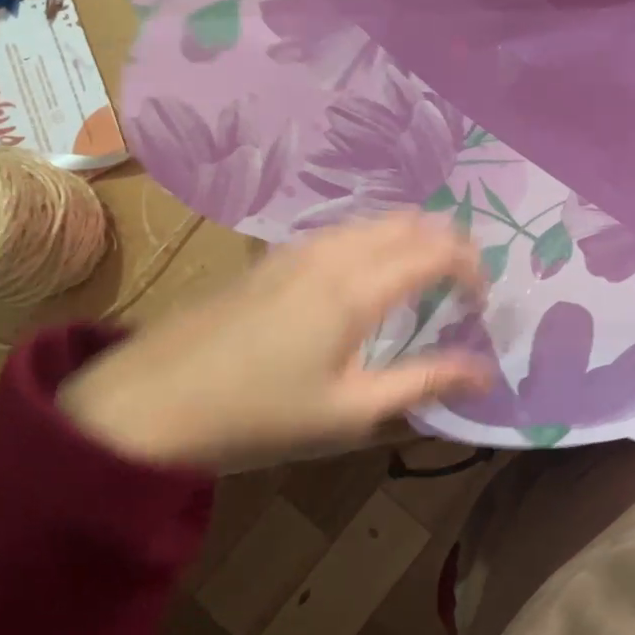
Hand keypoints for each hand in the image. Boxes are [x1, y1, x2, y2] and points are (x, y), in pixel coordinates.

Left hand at [59, 214, 492, 470]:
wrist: (147, 403)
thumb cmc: (259, 414)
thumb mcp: (351, 411)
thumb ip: (425, 382)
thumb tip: (487, 372)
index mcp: (359, 287)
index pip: (440, 251)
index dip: (473, 271)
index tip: (480, 308)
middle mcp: (335, 251)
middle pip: (413, 221)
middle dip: (450, 246)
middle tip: (461, 291)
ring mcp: (300, 248)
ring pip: (378, 220)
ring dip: (414, 240)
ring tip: (423, 285)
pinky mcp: (275, 257)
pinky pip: (348, 230)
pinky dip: (380, 242)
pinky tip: (369, 282)